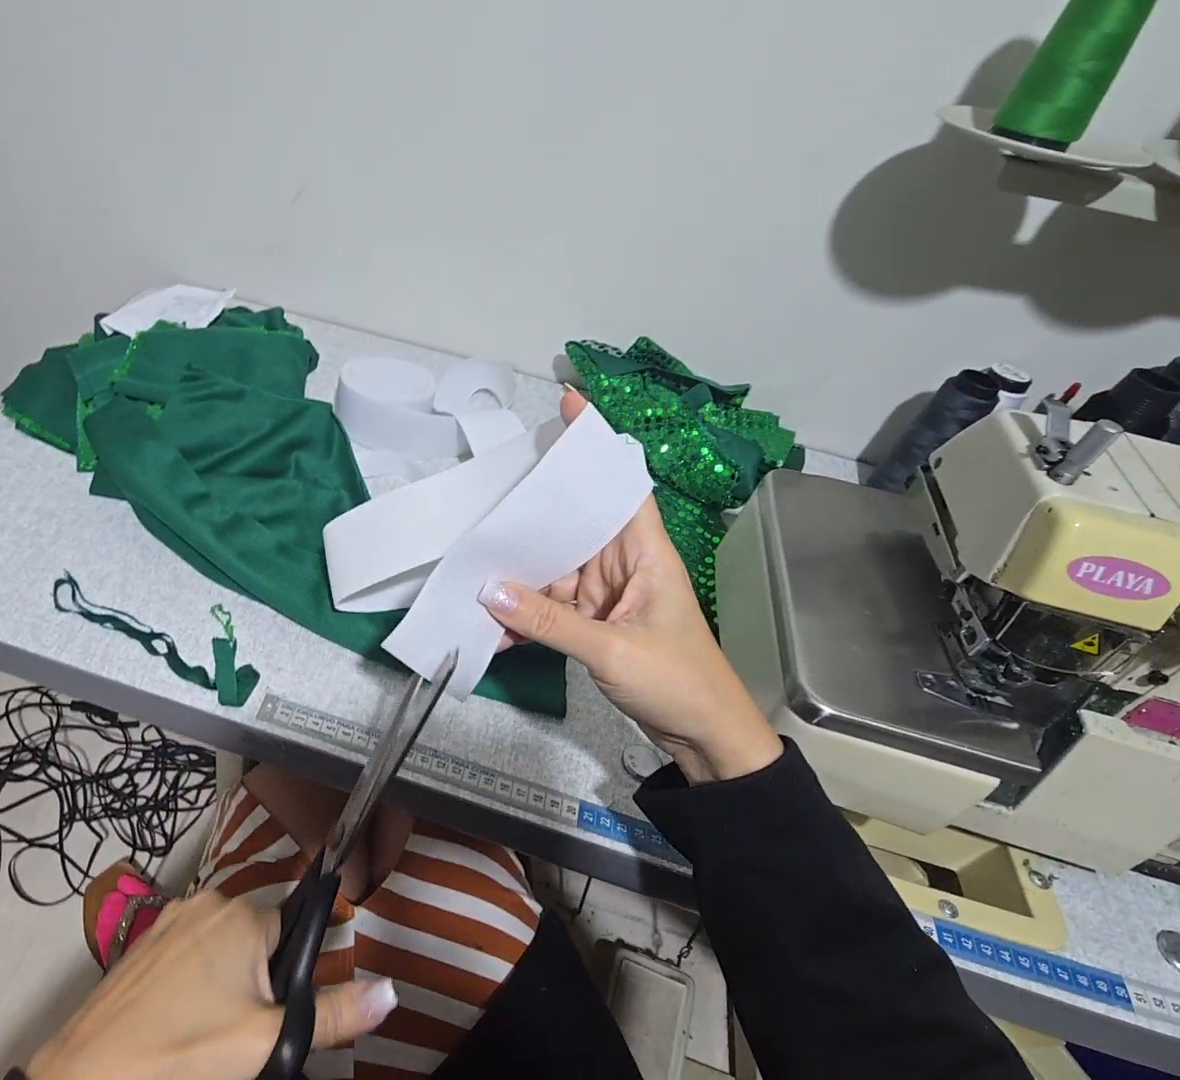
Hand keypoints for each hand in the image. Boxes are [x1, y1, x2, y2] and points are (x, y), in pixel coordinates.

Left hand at [28, 890, 395, 1079]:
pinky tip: (180, 1028)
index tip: (276, 1011)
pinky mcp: (144, 942)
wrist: (87, 1074)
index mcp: (244, 915)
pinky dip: (194, 987)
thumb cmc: (182, 1053)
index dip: (292, 975)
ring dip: (226, 988)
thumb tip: (389, 993)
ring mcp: (171, 920)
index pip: (293, 932)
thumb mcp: (266, 1041)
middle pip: (258, 942)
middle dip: (259, 984)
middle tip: (241, 1034)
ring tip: (208, 1037)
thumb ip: (331, 1015)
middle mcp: (209, 903)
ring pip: (222, 951)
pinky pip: (189, 957)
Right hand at [478, 391, 782, 784]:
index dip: (596, 444)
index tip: (567, 405)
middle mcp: (623, 562)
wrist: (704, 737)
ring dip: (520, 573)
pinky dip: (525, 614)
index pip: (621, 483)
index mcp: (645, 551)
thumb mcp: (613, 649)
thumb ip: (551, 622)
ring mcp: (605, 593)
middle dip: (534, 510)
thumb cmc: (679, 681)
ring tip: (475, 568)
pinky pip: (550, 607)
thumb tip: (489, 591)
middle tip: (486, 494)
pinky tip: (494, 622)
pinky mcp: (592, 623)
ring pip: (555, 566)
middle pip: (575, 521)